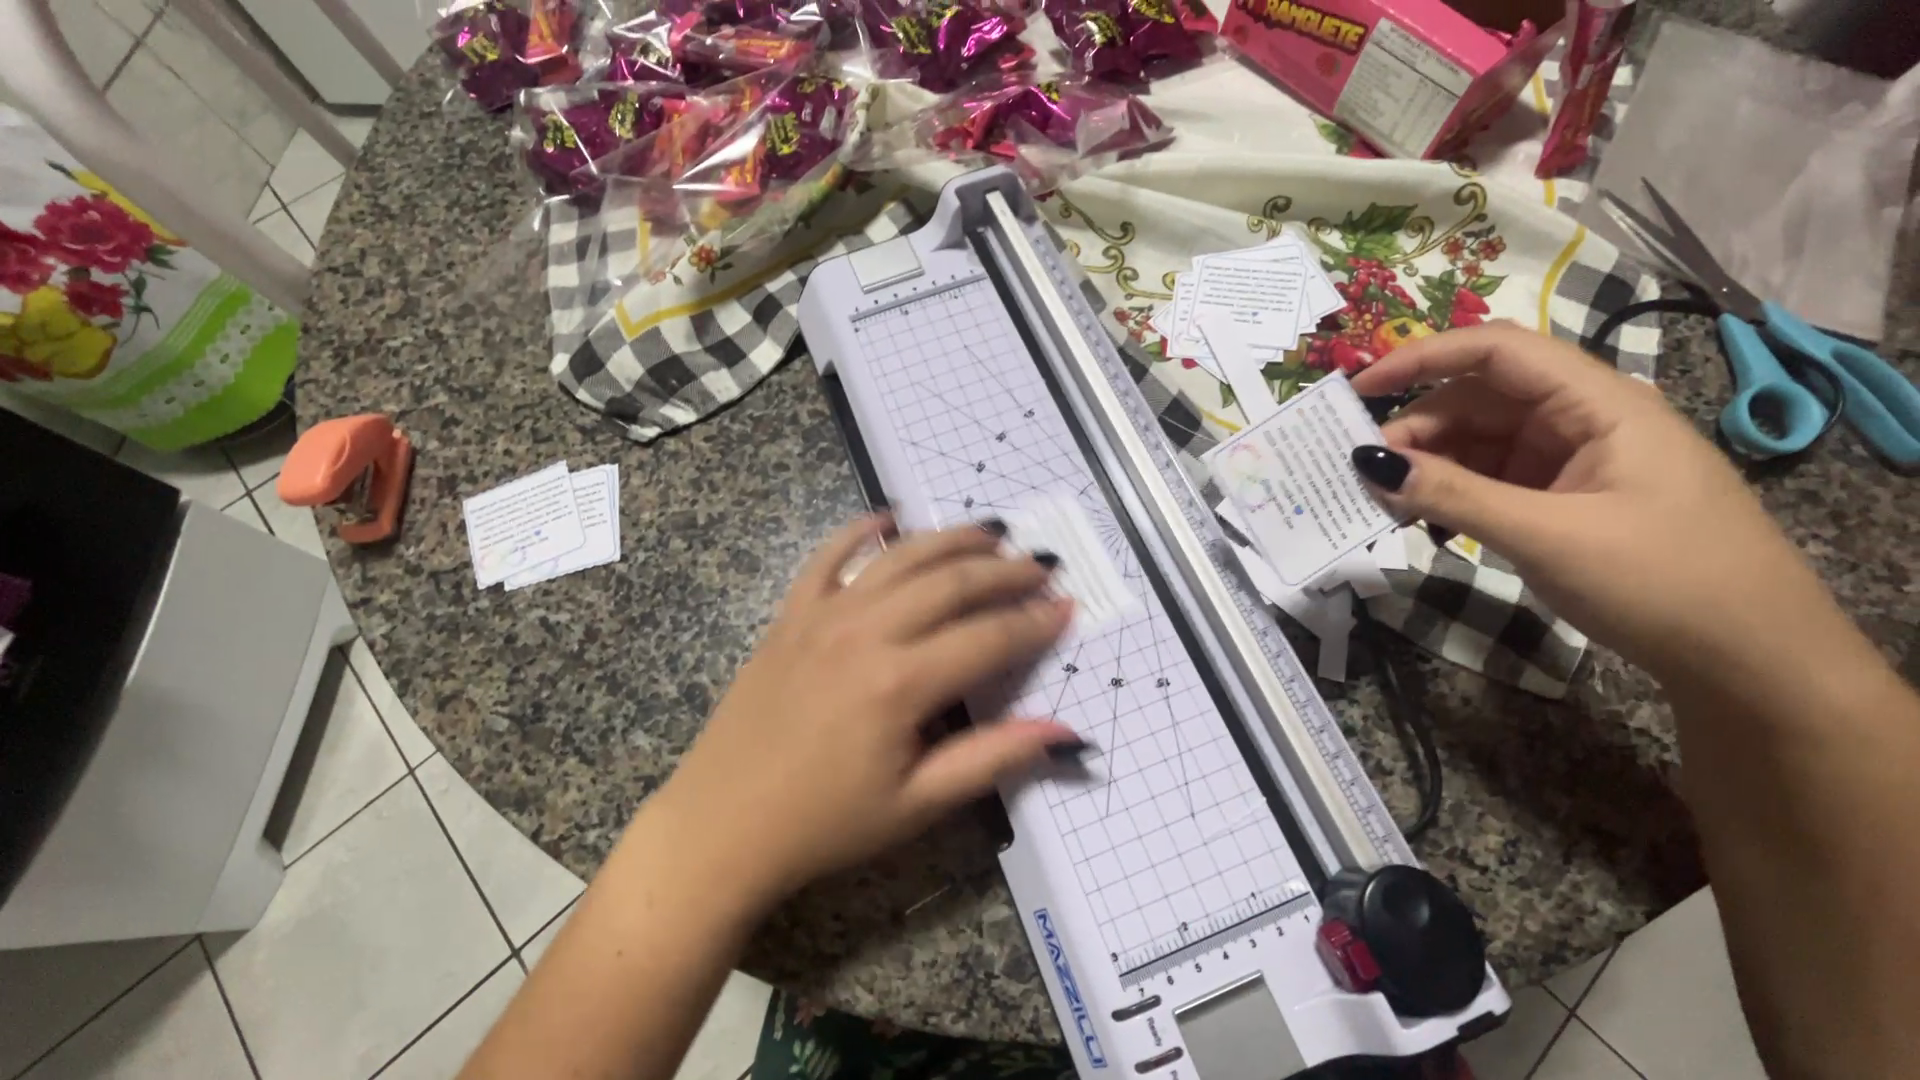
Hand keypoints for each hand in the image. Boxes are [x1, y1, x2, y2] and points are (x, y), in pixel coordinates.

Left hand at [655, 515, 1079, 908]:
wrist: (723, 825)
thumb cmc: (825, 824)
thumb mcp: (916, 804)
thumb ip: (992, 759)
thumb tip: (1065, 733)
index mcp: (901, 683)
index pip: (988, 638)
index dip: (1034, 623)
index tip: (1068, 607)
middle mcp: (865, 633)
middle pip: (950, 583)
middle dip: (1004, 572)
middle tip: (1041, 565)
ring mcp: (822, 617)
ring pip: (899, 559)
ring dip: (949, 540)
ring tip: (989, 533)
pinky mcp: (789, 616)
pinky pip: (827, 557)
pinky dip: (860, 532)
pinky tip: (888, 517)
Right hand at [1348, 323, 1838, 681]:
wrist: (1750, 657)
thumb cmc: (1661, 581)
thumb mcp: (1547, 536)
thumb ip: (1454, 495)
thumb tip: (1368, 463)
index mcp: (1597, 403)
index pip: (1497, 350)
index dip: (1422, 357)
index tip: (1359, 390)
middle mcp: (1582, 419)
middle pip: (1479, 399)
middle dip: (1416, 428)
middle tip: (1361, 473)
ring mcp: (1574, 461)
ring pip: (1480, 442)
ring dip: (1430, 466)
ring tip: (1388, 503)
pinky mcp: (1566, 499)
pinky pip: (1493, 480)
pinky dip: (1454, 494)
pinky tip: (1426, 521)